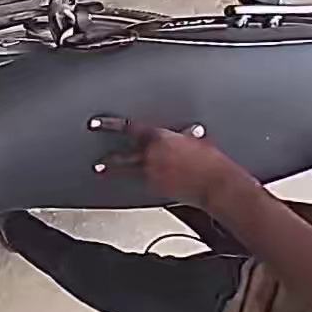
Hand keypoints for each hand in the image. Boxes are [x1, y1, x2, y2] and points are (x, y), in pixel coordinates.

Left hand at [91, 116, 248, 209]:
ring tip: (100, 169)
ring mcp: (151, 173)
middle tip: (95, 156)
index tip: (95, 123)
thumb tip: (191, 133)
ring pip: (128, 170)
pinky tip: (148, 180)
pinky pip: (146, 181)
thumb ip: (185, 136)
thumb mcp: (197, 140)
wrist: (216, 184)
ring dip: (113, 170)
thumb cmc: (211, 160)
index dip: (109, 124)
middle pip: (121, 156)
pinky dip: (146, 179)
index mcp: (159, 138)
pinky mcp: (156, 188)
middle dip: (106, 157)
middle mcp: (151, 155)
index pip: (128, 128)